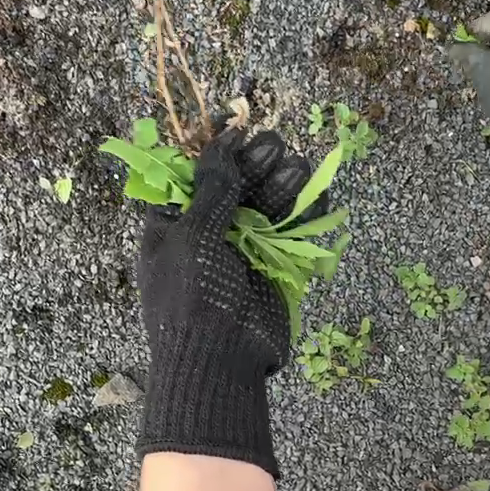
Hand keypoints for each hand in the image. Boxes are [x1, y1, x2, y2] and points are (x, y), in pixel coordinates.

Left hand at [135, 127, 319, 476]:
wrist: (218, 360)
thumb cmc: (192, 297)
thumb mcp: (192, 237)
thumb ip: (212, 189)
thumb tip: (224, 142)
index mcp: (175, 223)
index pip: (196, 175)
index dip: (219, 152)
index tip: (241, 130)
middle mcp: (209, 232)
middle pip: (237, 185)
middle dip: (255, 164)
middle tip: (274, 149)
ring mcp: (243, 249)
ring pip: (267, 203)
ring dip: (281, 182)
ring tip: (295, 167)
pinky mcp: (275, 266)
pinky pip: (291, 230)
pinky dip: (304, 209)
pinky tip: (315, 189)